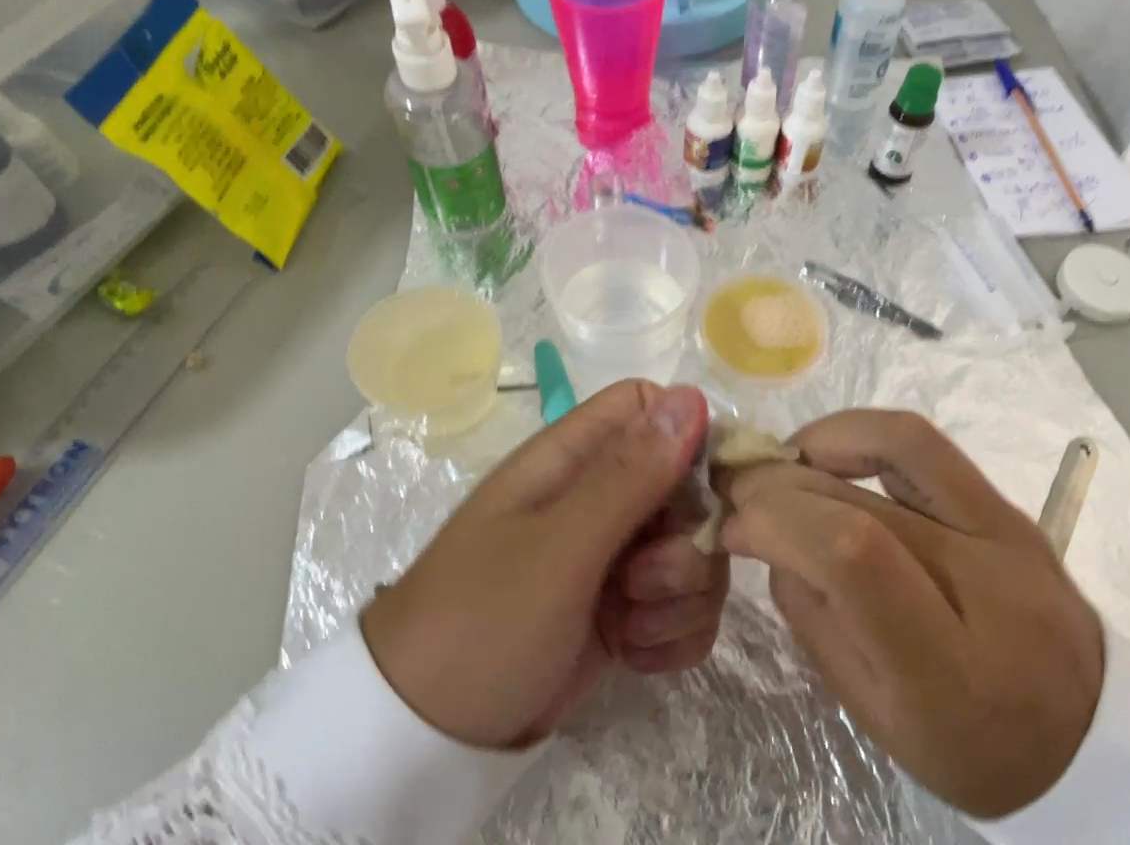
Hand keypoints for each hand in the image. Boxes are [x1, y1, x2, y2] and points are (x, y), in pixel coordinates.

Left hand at [362, 381, 726, 749]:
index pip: (652, 410)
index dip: (687, 440)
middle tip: (642, 583)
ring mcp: (613, 560)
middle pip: (689, 489)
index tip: (701, 493)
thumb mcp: (558, 547)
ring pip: (694, 555)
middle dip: (685, 544)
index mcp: (572, 461)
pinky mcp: (625, 614)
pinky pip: (684, 609)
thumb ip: (630, 474)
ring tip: (627, 630)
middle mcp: (599, 501)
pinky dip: (671, 636)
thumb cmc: (482, 624)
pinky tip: (633, 656)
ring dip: (679, 600)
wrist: (429, 735)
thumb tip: (695, 394)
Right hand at [720, 410, 1104, 819]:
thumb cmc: (971, 747)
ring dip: (819, 441)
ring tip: (779, 462)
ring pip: (901, 445)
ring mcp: (1008, 533)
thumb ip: (817, 623)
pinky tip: (827, 452)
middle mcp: (987, 583)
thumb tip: (772, 538)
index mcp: (949, 668)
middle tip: (733, 490)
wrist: (1088, 733)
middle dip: (776, 485)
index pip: (854, 556)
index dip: (779, 523)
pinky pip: (927, 446)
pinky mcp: (1009, 507)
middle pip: (862, 500)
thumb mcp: (877, 715)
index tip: (734, 528)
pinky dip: (862, 434)